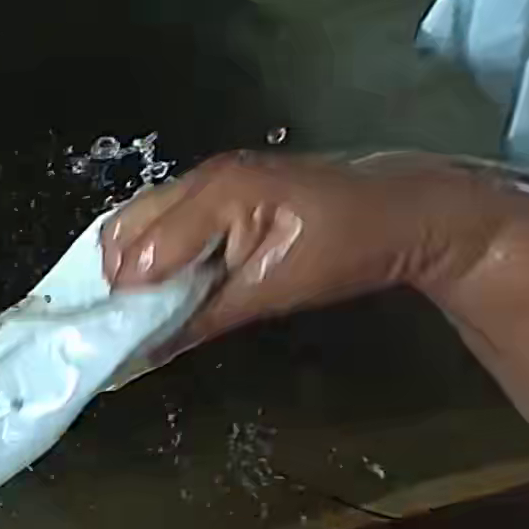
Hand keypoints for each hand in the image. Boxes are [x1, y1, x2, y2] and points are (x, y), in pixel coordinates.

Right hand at [102, 152, 528, 349]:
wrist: (411, 208)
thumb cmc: (351, 249)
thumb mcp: (275, 293)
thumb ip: (202, 319)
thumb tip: (146, 351)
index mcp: (219, 195)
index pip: (143, 253)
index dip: (132, 295)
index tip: (133, 328)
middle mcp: (197, 178)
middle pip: (119, 230)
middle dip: (117, 274)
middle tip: (135, 309)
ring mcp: (199, 177)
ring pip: (126, 221)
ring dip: (127, 261)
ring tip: (146, 293)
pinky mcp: (203, 185)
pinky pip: (147, 216)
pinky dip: (142, 247)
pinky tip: (162, 272)